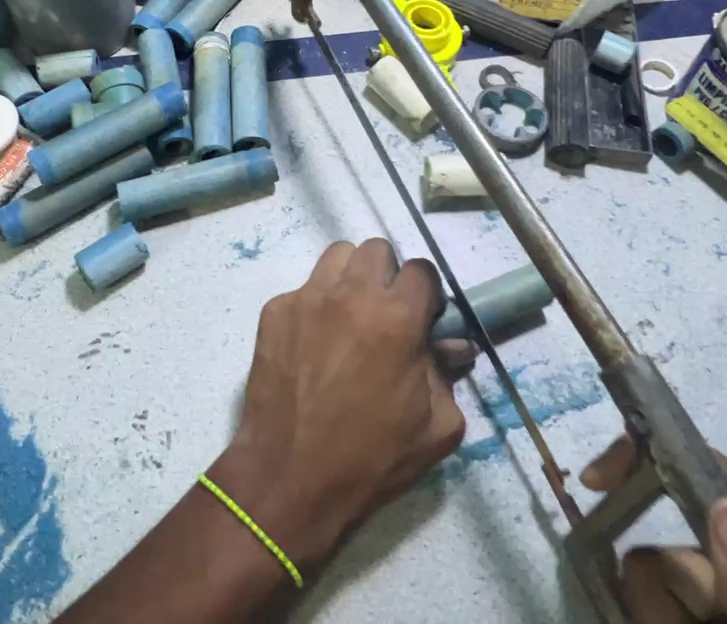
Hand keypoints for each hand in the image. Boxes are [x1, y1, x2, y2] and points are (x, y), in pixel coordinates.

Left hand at [209, 238, 465, 573]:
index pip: (421, 270)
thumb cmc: (372, 458)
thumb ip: (448, 375)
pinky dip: (314, 306)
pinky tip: (313, 344)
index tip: (423, 318)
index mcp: (398, 318)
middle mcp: (352, 295)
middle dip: (387, 276)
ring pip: (337, 256)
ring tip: (350, 316)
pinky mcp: (274, 311)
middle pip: (376, 250)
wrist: (291, 477)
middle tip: (385, 314)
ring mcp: (307, 298)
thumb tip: (452, 346)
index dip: (427, 293)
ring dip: (350, 278)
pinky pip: (303, 289)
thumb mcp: (437, 427)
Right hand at [580, 437, 726, 623]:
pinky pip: (650, 609)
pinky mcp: (697, 622)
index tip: (594, 484)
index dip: (647, 461)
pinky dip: (652, 622)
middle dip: (660, 599)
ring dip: (656, 619)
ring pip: (649, 585)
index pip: (710, 473)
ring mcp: (726, 608)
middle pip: (665, 546)